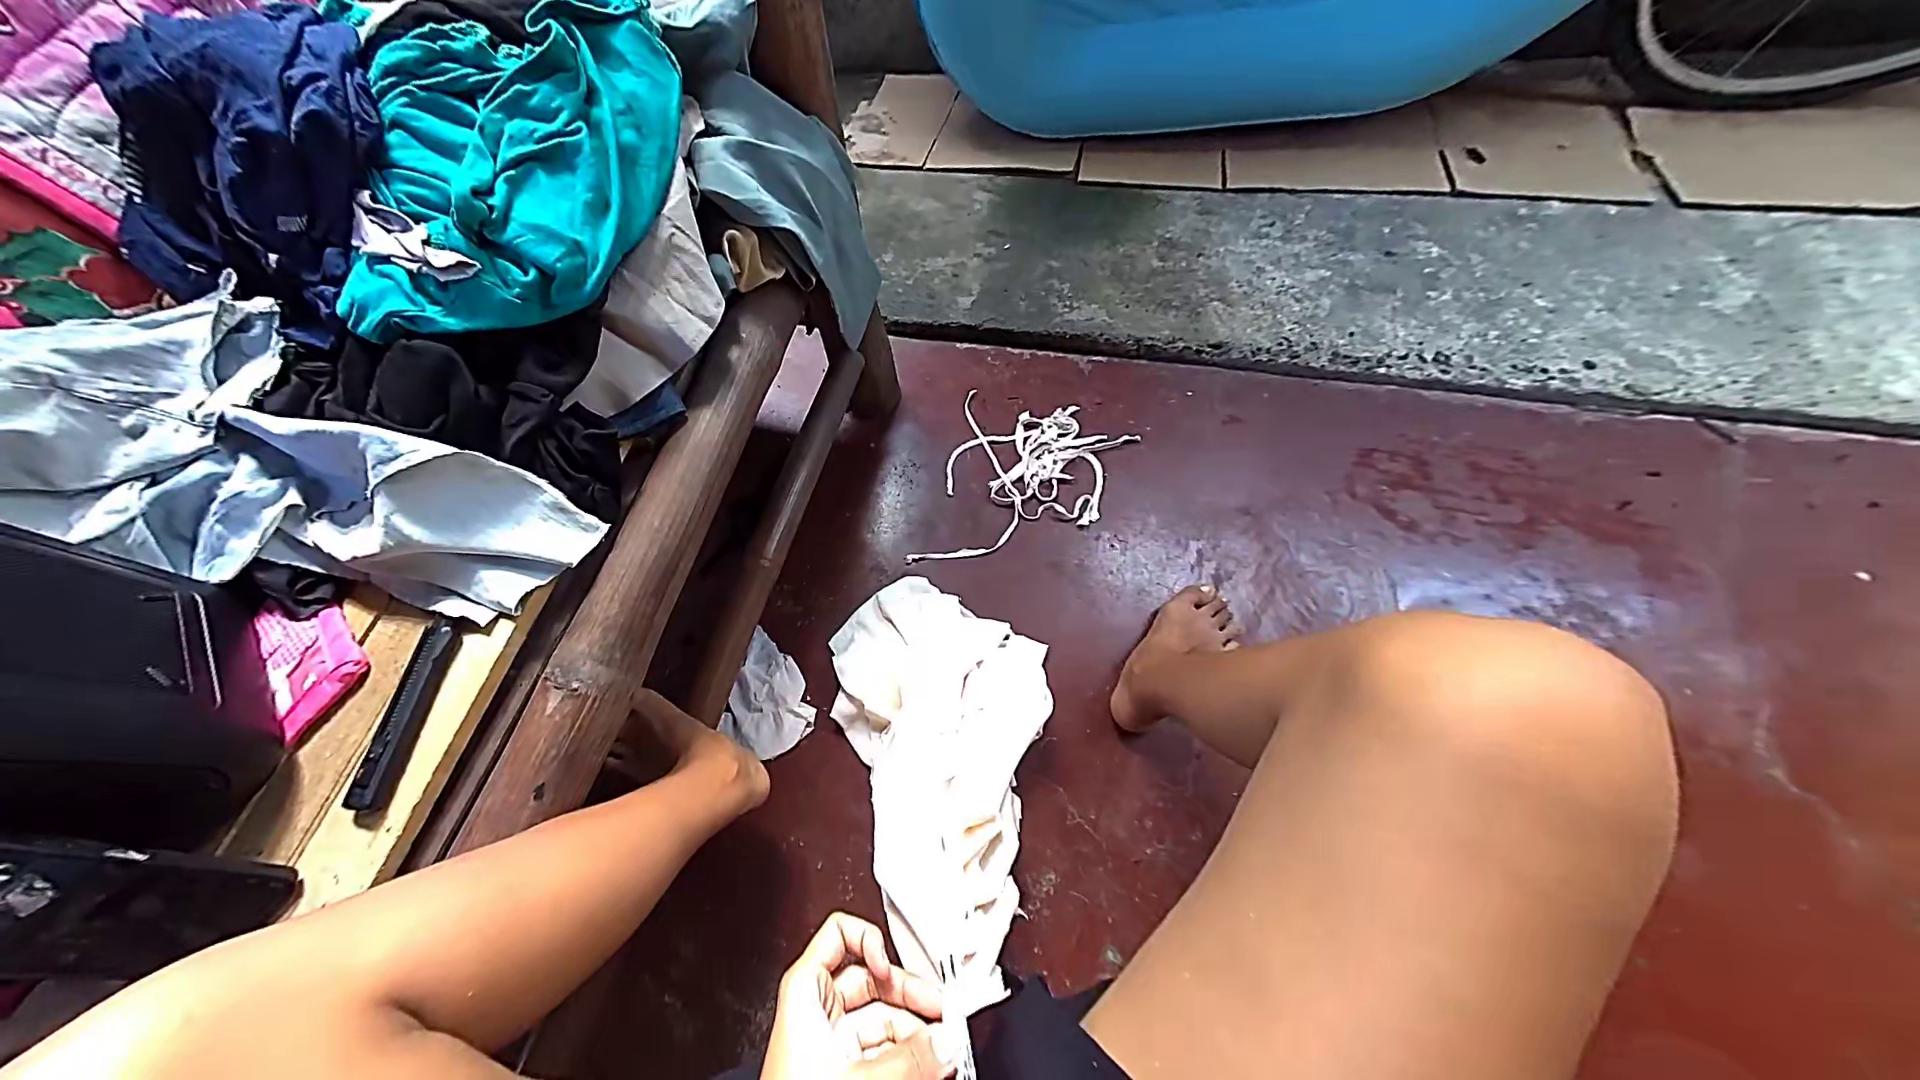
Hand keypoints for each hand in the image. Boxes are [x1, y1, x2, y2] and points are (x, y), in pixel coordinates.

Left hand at [760, 912, 959, 1079]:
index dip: (871, 939)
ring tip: (943, 1044)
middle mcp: (817, 1011)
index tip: (895, 965)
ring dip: (915, 1028)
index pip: (840, 934)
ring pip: (881, 1016)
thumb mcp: (857, 1077)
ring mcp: (829, 1043)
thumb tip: (946, 1039)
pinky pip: (880, 1048)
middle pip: (871, 978)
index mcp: (807, 992)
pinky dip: (906, 1054)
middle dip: (910, 993)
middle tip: (941, 1009)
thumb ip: (909, 1058)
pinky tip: (928, 1065)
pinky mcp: (839, 1072)